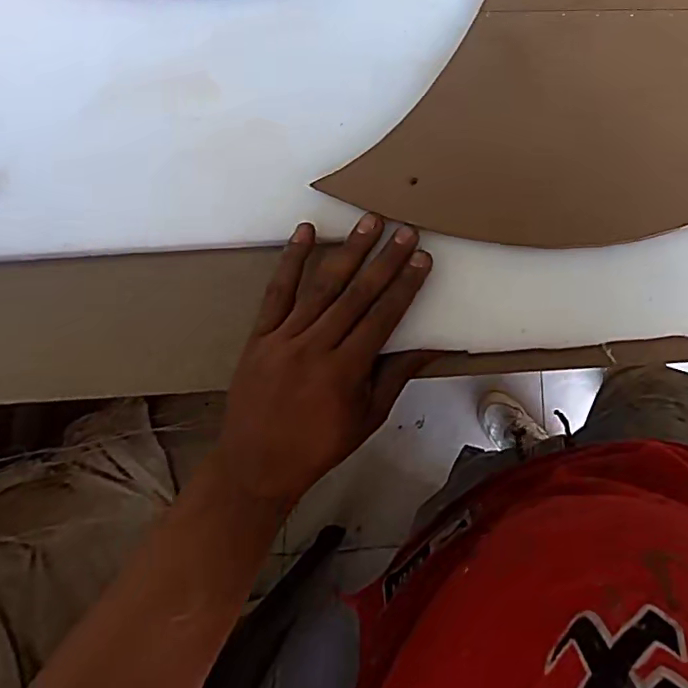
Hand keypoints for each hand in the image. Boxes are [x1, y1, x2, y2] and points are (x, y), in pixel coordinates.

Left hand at [215, 213, 439, 505]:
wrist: (255, 465)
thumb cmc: (318, 446)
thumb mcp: (367, 417)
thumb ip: (396, 376)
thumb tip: (432, 348)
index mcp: (344, 370)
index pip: (382, 317)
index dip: (405, 286)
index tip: (421, 260)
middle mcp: (315, 347)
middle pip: (356, 294)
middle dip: (384, 260)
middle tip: (404, 232)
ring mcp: (284, 337)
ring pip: (322, 285)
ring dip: (348, 251)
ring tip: (368, 222)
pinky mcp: (260, 335)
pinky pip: (277, 291)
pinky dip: (291, 259)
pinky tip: (305, 232)